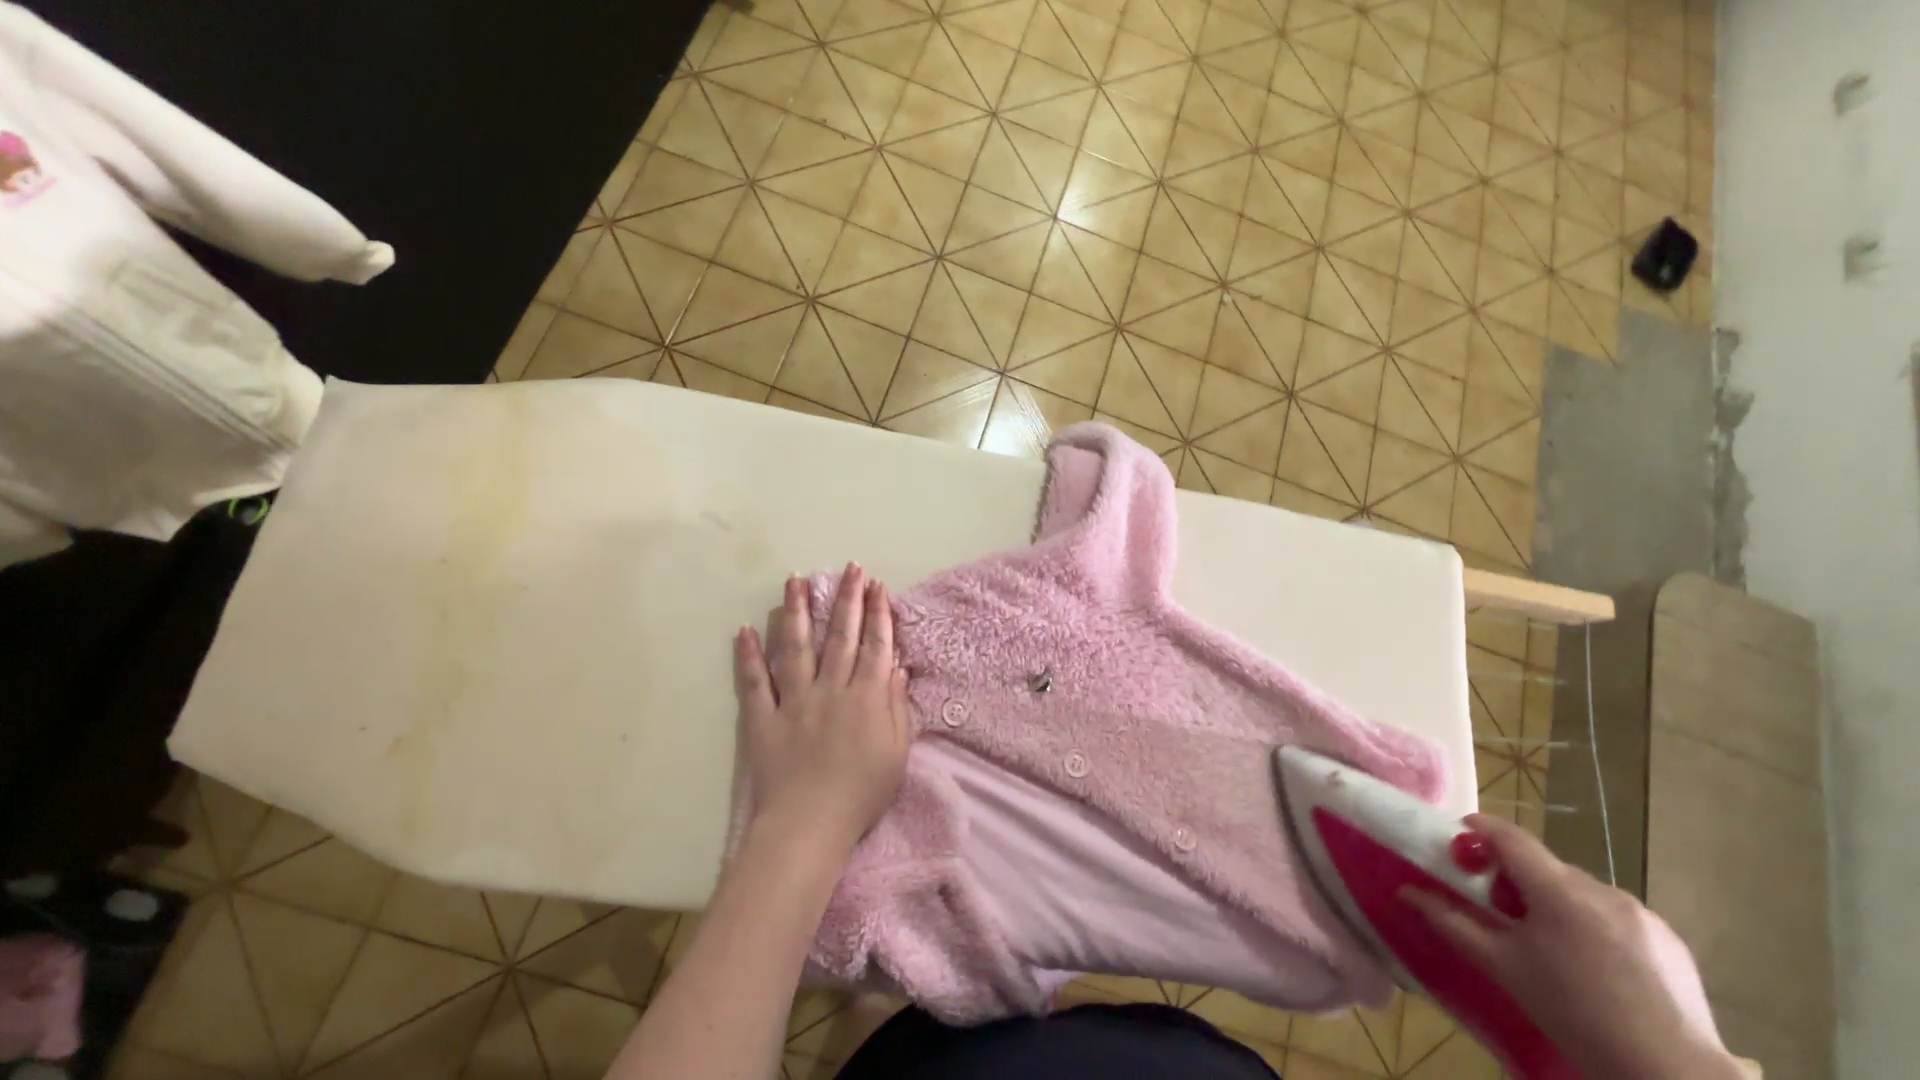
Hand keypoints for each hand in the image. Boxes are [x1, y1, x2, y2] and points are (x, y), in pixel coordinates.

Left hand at [734, 563, 911, 856]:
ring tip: (795, 581)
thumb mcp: (897, 753)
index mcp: (865, 697)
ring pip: (795, 648)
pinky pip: (755, 682)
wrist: (810, 823)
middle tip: (850, 569)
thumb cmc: (862, 793)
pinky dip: (748, 655)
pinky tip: (744, 629)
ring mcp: (794, 700)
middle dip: (846, 599)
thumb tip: (898, 669)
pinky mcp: (764, 718)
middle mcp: (830, 688)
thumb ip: (897, 708)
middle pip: (839, 636)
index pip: (875, 646)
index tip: (878, 586)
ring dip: (796, 612)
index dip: (878, 614)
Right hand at [1403, 814, 1743, 1079]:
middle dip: (1515, 879)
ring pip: (1581, 893)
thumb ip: (1452, 922)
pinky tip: (1594, 969)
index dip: (1480, 829)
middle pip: (1545, 867)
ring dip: (1556, 905)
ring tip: (1548, 949)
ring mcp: (1641, 913)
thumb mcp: (1502, 967)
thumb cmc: (1571, 1013)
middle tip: (1497, 912)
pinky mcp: (1668, 939)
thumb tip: (1409, 891)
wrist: (1666, 1071)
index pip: (1510, 837)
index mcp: (1558, 890)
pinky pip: (1616, 917)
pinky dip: (1593, 927)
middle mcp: (1601, 889)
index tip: (1458, 836)